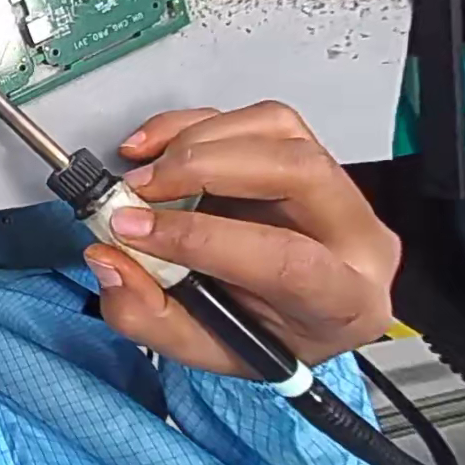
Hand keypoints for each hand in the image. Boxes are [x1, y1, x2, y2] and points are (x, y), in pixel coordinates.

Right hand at [83, 102, 399, 376]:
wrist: (271, 311)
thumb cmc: (248, 332)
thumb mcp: (191, 346)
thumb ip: (142, 313)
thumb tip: (108, 257)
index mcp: (340, 302)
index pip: (287, 259)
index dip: (199, 237)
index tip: (131, 228)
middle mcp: (355, 237)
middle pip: (294, 170)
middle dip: (198, 169)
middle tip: (135, 189)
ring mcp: (335, 188)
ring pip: (276, 130)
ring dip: (193, 141)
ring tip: (141, 172)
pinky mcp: (302, 153)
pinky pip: (255, 118)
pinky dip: (190, 125)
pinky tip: (153, 149)